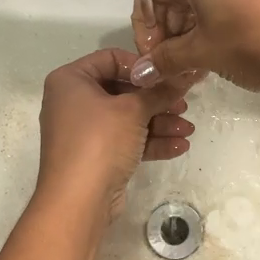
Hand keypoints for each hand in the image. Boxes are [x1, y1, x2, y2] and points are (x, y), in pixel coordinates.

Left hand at [37, 48, 191, 217]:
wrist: (78, 201)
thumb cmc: (99, 141)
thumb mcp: (133, 110)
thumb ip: (160, 91)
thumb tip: (186, 74)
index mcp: (71, 80)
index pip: (111, 58)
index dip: (142, 66)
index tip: (168, 76)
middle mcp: (74, 102)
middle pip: (122, 91)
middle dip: (156, 100)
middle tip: (183, 105)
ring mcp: (85, 131)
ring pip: (127, 119)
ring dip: (159, 123)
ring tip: (188, 130)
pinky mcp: (97, 156)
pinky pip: (126, 141)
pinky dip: (150, 142)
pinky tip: (179, 147)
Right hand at [130, 0, 259, 92]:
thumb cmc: (253, 43)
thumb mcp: (203, 53)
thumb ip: (166, 59)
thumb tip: (139, 73)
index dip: (146, 29)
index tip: (152, 61)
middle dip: (169, 34)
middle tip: (172, 70)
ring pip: (199, 1)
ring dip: (190, 35)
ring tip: (193, 70)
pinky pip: (222, 1)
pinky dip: (212, 27)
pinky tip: (215, 57)